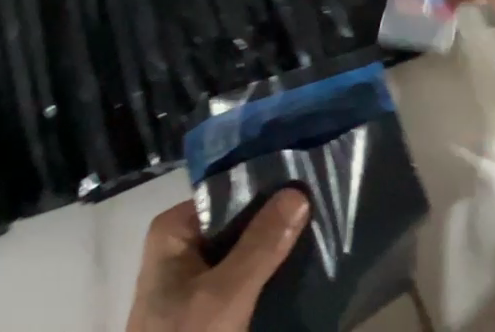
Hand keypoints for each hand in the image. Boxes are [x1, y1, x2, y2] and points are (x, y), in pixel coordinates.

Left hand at [125, 190, 308, 331]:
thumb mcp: (226, 294)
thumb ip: (261, 246)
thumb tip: (298, 192)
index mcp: (174, 230)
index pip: (227, 195)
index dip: (266, 192)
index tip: (306, 188)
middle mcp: (180, 246)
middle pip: (236, 225)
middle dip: (273, 225)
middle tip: (319, 215)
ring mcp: (191, 279)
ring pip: (241, 255)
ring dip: (272, 254)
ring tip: (317, 241)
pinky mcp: (204, 307)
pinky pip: (240, 281)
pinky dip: (264, 280)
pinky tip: (297, 275)